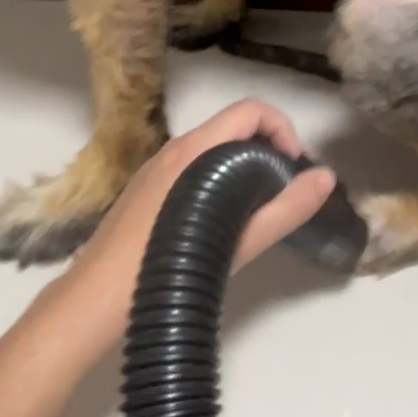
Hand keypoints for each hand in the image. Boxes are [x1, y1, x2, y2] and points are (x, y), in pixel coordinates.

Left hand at [58, 99, 335, 341]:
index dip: (282, 128)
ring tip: (259, 204)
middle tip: (284, 186)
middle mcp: (174, 149)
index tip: (294, 166)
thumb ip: (287, 207)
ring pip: (212, 146)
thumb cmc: (167, 269)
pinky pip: (192, 165)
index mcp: (196, 150)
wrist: (92, 305)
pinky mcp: (143, 190)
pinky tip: (222, 218)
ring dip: (243, 161)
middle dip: (267, 145)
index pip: (250, 111)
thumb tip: (325, 177)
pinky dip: (219, 175)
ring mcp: (154, 169)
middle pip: (233, 125)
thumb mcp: (240, 243)